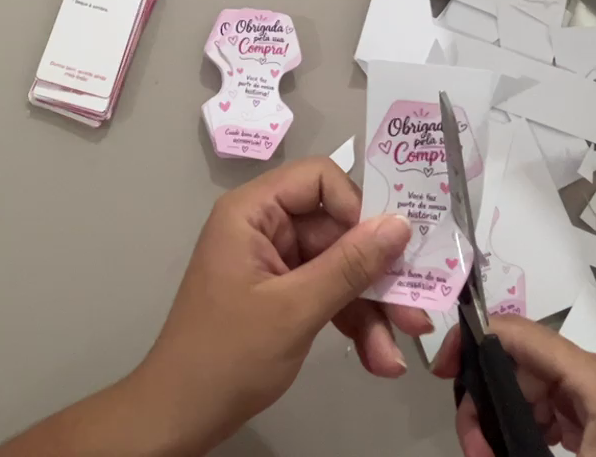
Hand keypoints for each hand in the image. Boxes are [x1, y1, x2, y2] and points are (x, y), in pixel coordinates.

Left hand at [129, 157, 430, 452]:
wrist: (180, 415)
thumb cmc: (228, 354)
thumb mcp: (295, 310)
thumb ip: (349, 266)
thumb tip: (399, 225)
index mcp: (253, 211)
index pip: (318, 179)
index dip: (356, 207)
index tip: (388, 248)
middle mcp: (264, 226)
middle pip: (335, 229)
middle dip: (375, 274)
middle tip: (415, 311)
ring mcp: (274, 261)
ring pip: (337, 266)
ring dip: (370, 308)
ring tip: (395, 355)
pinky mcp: (281, 293)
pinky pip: (327, 293)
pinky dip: (352, 321)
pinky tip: (378, 359)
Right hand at [432, 313, 595, 456]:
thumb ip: (515, 443)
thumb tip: (476, 439)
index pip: (522, 334)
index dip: (474, 341)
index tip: (443, 371)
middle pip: (524, 364)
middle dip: (489, 398)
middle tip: (471, 444)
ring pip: (536, 386)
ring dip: (506, 416)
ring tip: (489, 453)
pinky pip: (557, 405)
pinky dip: (531, 424)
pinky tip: (518, 449)